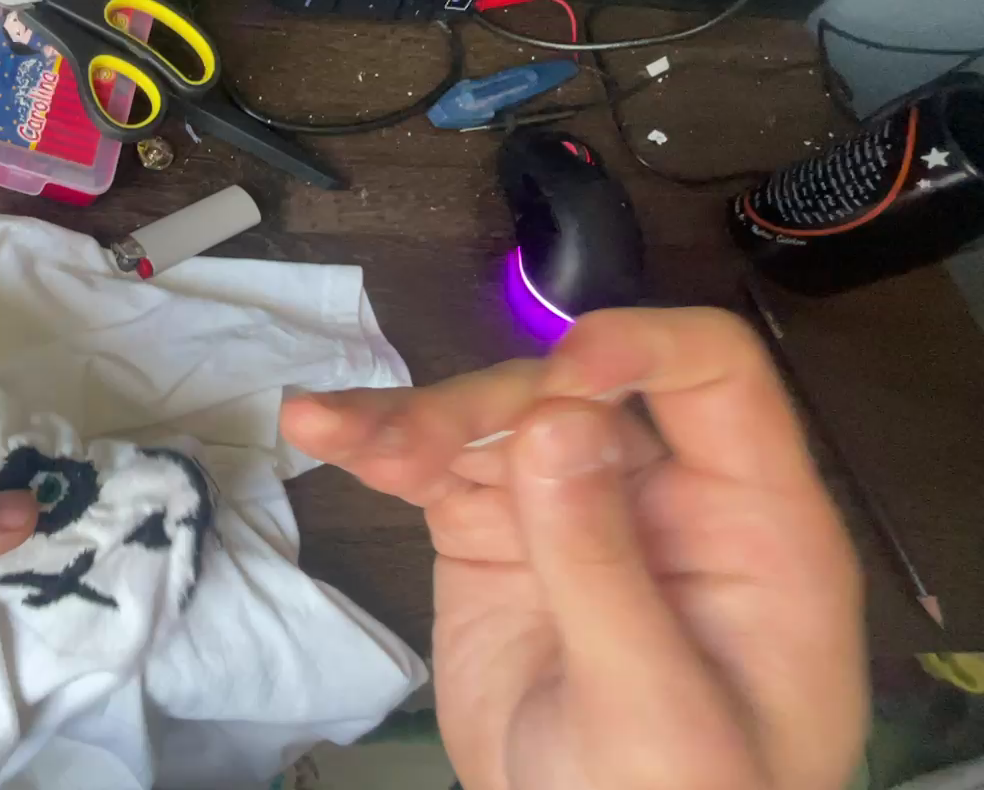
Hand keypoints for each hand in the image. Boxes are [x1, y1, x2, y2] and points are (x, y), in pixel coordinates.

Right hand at [280, 308, 865, 789]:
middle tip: (391, 452)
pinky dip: (369, 445)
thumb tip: (553, 420)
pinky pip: (423, 462)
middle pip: (552, 393)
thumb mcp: (651, 712)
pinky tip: (318, 430)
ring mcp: (553, 499)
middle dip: (469, 413)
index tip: (561, 373)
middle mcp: (645, 488)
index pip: (711, 380)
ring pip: (474, 420)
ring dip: (396, 421)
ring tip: (317, 424)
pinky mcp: (480, 520)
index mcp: (742, 524)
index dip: (641, 349)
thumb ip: (602, 562)